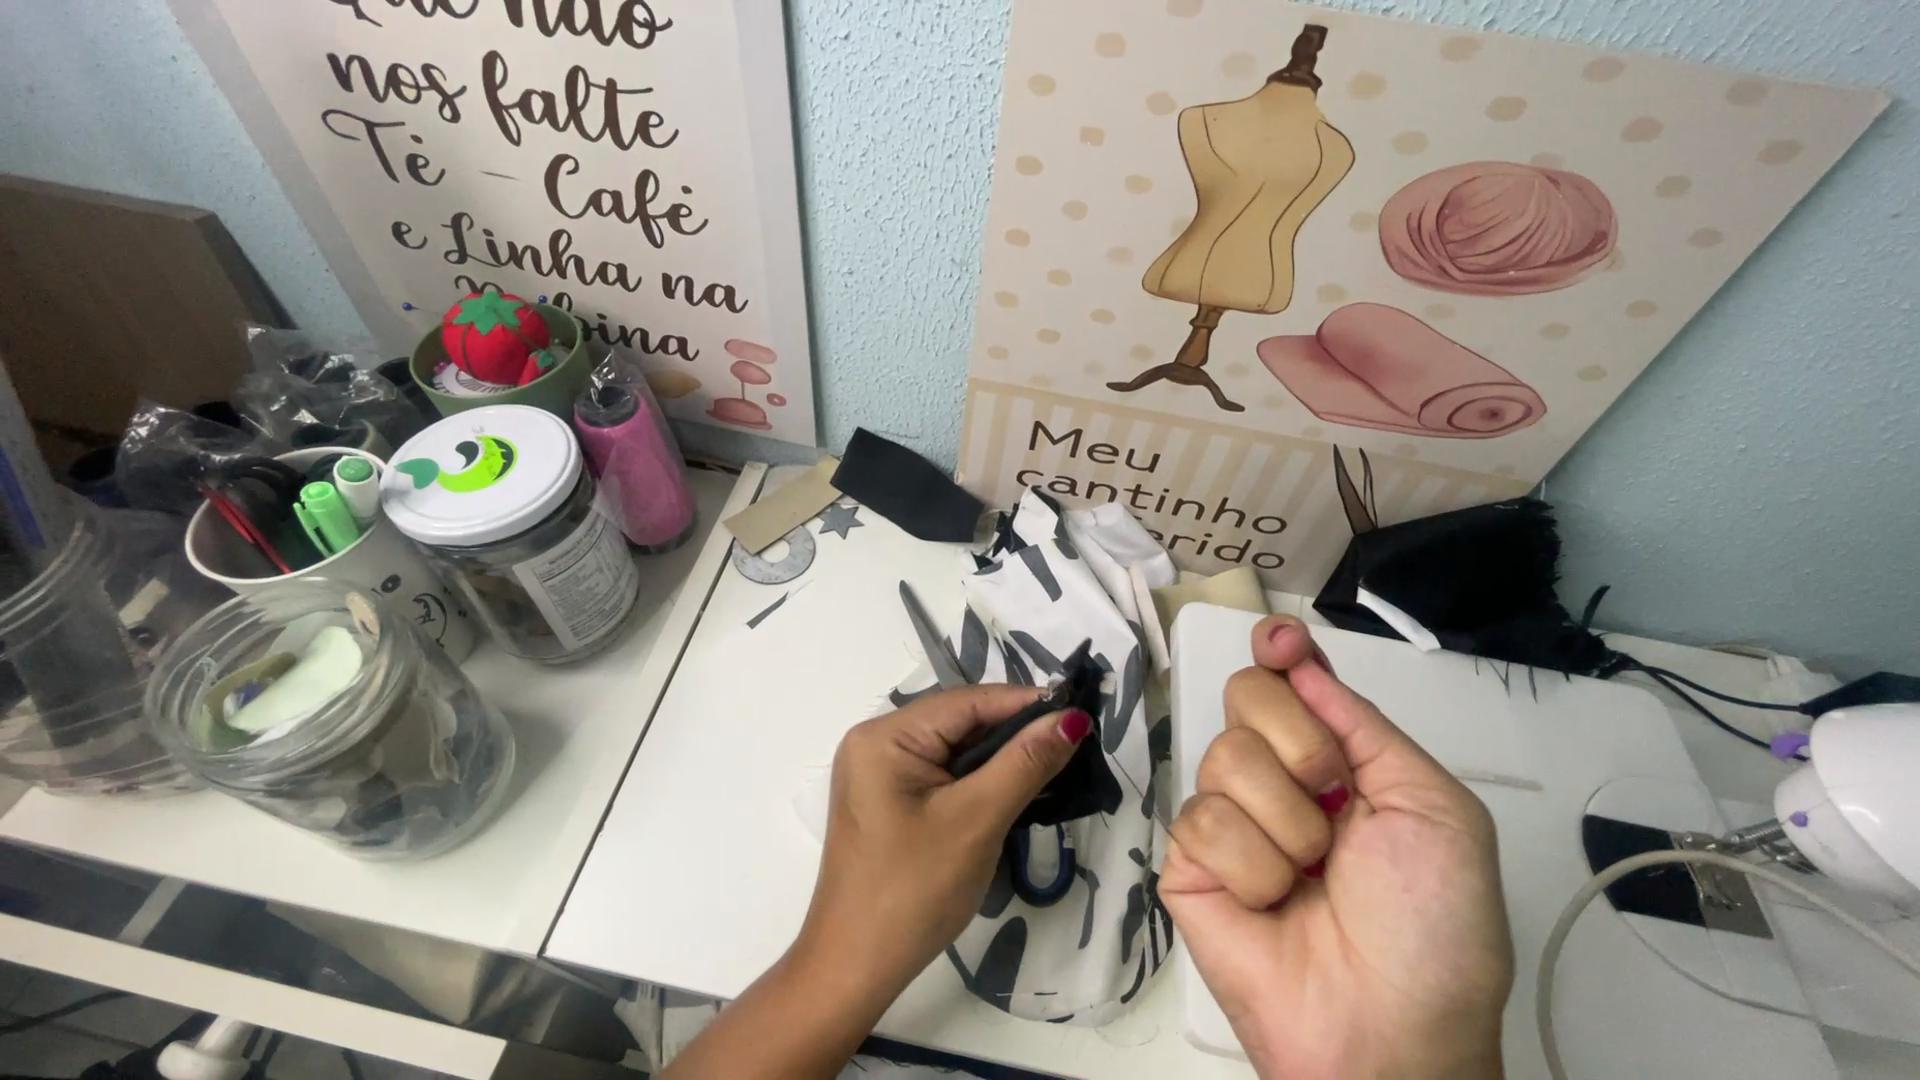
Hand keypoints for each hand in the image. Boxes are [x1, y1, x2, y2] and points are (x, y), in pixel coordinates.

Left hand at [663, 686, 1088, 1079]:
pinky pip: (944, 773)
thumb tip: (1073, 717)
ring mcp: (880, 772)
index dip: (1026, 703)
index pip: (968, 702)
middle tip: (1075, 743)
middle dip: (1016, 732)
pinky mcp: (889, 800)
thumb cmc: (913, 891)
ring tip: (1056, 765)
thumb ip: (1025, 763)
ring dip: (1002, 757)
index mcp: (885, 735)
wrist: (856, 967)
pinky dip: (980, 779)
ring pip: (955, 748)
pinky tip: (1017, 788)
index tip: (1082, 712)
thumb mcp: (976, 820)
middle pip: (960, 721)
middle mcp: (877, 742)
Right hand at [1162, 615, 1513, 1079]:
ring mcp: (1226, 818)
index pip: (1286, 681)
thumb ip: (1364, 724)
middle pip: (1246, 697)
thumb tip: (1299, 659)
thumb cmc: (1435, 929)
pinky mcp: (1186, 861)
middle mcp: (1274, 779)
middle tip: (1336, 806)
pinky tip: (1273, 905)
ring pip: (1225, 758)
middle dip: (1303, 746)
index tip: (1278, 641)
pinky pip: (1202, 820)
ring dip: (1289, 824)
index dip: (1278, 651)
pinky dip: (1254, 866)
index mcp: (1332, 762)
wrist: (1393, 1033)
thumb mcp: (1433, 808)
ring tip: (1311, 878)